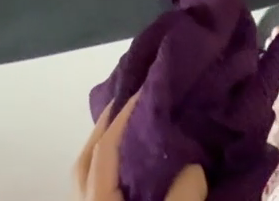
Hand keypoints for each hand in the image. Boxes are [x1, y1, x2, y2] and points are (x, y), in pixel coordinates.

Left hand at [75, 90, 208, 200]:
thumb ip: (184, 192)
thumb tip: (194, 165)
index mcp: (99, 200)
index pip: (105, 148)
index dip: (123, 116)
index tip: (145, 89)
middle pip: (84, 160)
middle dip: (103, 127)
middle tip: (125, 101)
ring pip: (87, 177)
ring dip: (103, 150)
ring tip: (129, 130)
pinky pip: (97, 191)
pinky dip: (109, 172)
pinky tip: (132, 170)